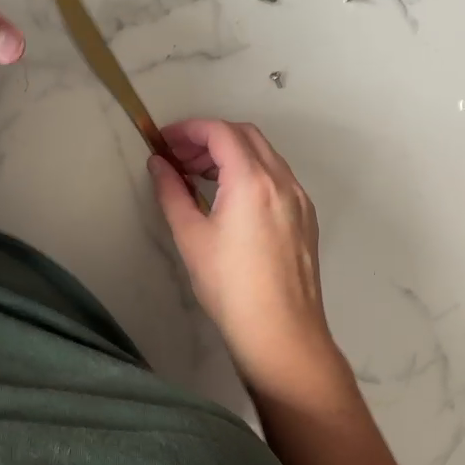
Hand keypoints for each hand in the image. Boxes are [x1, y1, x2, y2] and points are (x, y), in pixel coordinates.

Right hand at [147, 119, 332, 387]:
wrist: (281, 334)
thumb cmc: (229, 286)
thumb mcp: (190, 236)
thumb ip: (171, 191)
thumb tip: (159, 164)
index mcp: (252, 181)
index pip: (220, 132)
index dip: (188, 129)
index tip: (164, 141)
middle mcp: (281, 181)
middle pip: (244, 135)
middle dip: (208, 137)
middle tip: (178, 157)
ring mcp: (298, 199)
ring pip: (263, 154)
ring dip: (230, 153)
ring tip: (198, 176)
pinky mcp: (305, 218)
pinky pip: (276, 176)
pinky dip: (249, 171)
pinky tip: (228, 198)